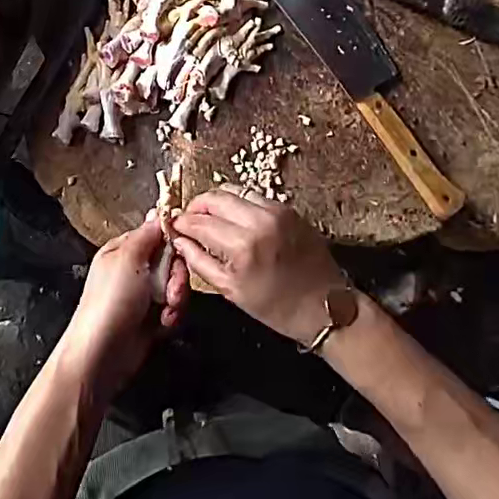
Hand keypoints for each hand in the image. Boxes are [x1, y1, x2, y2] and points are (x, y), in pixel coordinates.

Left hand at [57, 218, 187, 397]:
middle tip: (170, 290)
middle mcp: (134, 270)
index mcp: (124, 250)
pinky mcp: (152, 318)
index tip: (178, 250)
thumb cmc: (109, 302)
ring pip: (178, 285)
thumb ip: (148, 234)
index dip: (172, 242)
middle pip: (173, 261)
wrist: (102, 354)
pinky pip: (175, 308)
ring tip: (165, 311)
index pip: (158, 234)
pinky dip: (172, 316)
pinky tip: (162, 325)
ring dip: (177, 298)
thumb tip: (158, 212)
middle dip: (177, 276)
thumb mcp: (128, 257)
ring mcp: (144, 295)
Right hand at [172, 187, 342, 343]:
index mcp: (243, 246)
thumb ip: (200, 262)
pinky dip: (240, 203)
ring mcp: (277, 211)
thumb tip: (179, 241)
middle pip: (216, 197)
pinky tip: (236, 219)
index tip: (173, 226)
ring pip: (236, 190)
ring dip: (218, 201)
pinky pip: (256, 197)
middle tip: (190, 219)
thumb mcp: (231, 290)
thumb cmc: (276, 307)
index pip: (200, 222)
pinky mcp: (289, 209)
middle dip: (197, 205)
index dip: (182, 222)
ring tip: (210, 217)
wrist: (324, 305)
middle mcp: (260, 221)